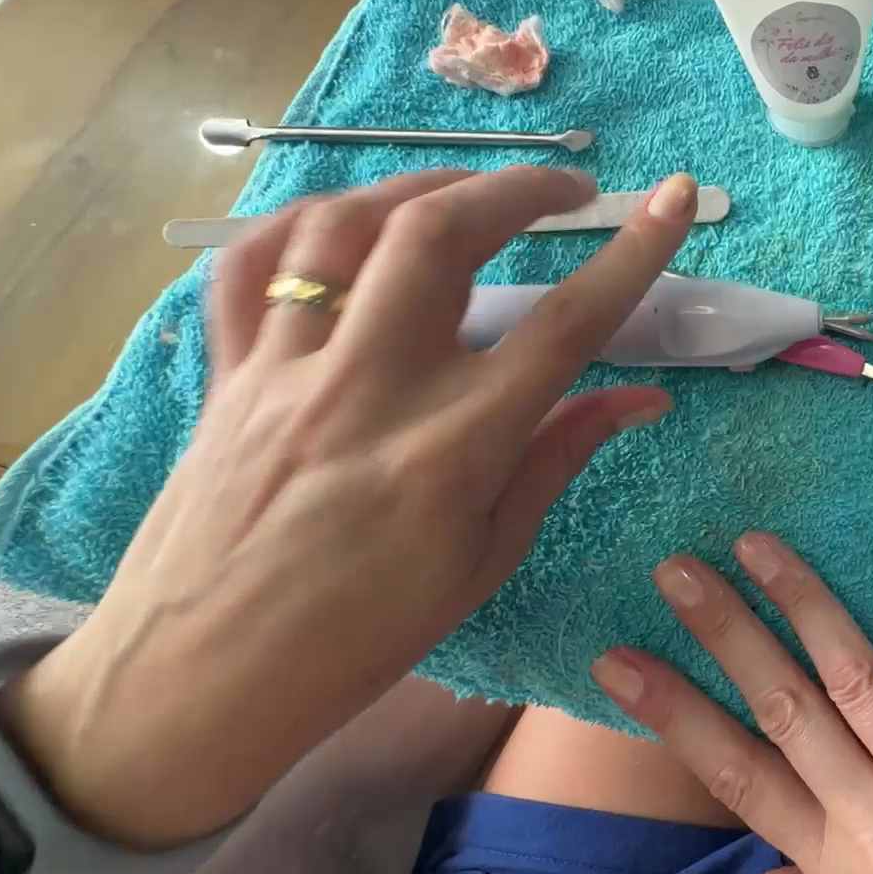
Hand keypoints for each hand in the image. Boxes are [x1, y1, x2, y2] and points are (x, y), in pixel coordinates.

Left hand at [0, 167, 697, 849]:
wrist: (198, 686)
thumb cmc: (373, 627)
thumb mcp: (494, 550)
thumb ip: (564, 451)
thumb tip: (646, 398)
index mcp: (458, 444)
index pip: (570, 324)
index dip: (635, 252)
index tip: (674, 200)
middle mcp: (372, 386)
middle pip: (443, 237)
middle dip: (519, 189)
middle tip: (569, 192)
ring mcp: (286, 371)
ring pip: (345, 228)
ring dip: (424, 187)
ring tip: (473, 192)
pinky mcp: (226, 374)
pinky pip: (251, 264)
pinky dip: (310, 221)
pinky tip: (359, 224)